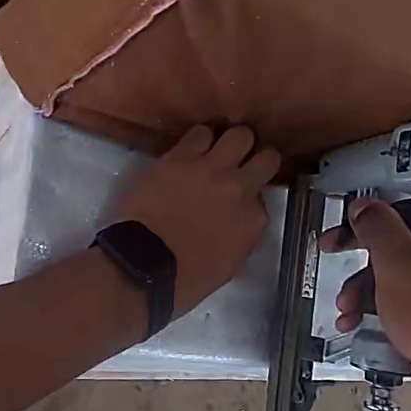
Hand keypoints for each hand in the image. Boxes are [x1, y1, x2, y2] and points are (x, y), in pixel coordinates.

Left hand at [111, 125, 279, 313]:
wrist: (143, 267)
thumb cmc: (187, 278)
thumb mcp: (230, 266)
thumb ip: (243, 238)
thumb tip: (241, 223)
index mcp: (254, 221)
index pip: (265, 198)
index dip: (254, 197)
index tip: (243, 201)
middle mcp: (240, 189)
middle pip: (267, 158)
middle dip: (258, 160)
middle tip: (245, 165)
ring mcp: (211, 169)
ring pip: (240, 135)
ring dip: (233, 143)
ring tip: (220, 151)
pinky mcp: (181, 157)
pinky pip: (200, 132)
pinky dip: (201, 139)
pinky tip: (194, 149)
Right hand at [322, 198, 410, 409]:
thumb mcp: (395, 261)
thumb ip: (376, 226)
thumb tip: (365, 205)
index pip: (409, 198)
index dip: (373, 207)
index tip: (346, 221)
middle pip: (403, 238)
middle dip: (362, 255)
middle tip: (330, 253)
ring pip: (404, 273)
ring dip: (368, 288)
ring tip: (347, 311)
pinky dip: (388, 308)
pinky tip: (363, 327)